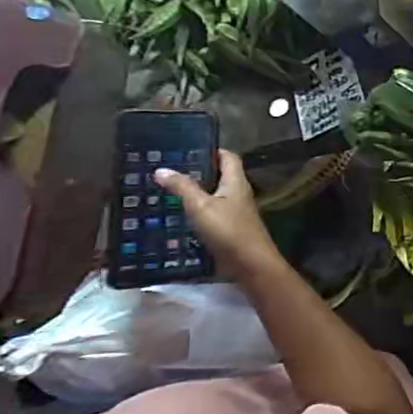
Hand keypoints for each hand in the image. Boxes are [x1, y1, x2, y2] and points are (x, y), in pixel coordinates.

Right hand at [155, 149, 279, 276]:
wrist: (250, 265)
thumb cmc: (228, 230)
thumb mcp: (200, 206)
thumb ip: (182, 187)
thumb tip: (162, 169)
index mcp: (236, 182)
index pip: (228, 157)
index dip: (210, 150)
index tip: (186, 148)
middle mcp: (238, 194)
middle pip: (219, 176)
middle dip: (196, 172)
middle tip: (168, 171)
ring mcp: (235, 213)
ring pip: (213, 197)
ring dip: (194, 194)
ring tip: (165, 191)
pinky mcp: (229, 230)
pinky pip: (210, 215)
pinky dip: (195, 213)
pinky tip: (176, 217)